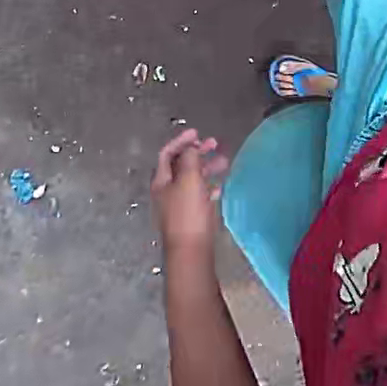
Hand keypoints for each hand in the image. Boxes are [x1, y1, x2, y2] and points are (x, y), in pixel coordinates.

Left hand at [151, 129, 227, 254]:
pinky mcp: (190, 218)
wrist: (191, 253)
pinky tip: (221, 185)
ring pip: (192, 180)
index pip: (167, 153)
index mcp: (161, 181)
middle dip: (196, 152)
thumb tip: (190, 148)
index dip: (181, 140)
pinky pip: (199, 195)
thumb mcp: (189, 179)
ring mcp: (178, 206)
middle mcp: (167, 192)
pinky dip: (209, 185)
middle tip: (214, 143)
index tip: (198, 133)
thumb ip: (189, 158)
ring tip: (224, 162)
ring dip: (206, 167)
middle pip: (180, 165)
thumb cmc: (188, 212)